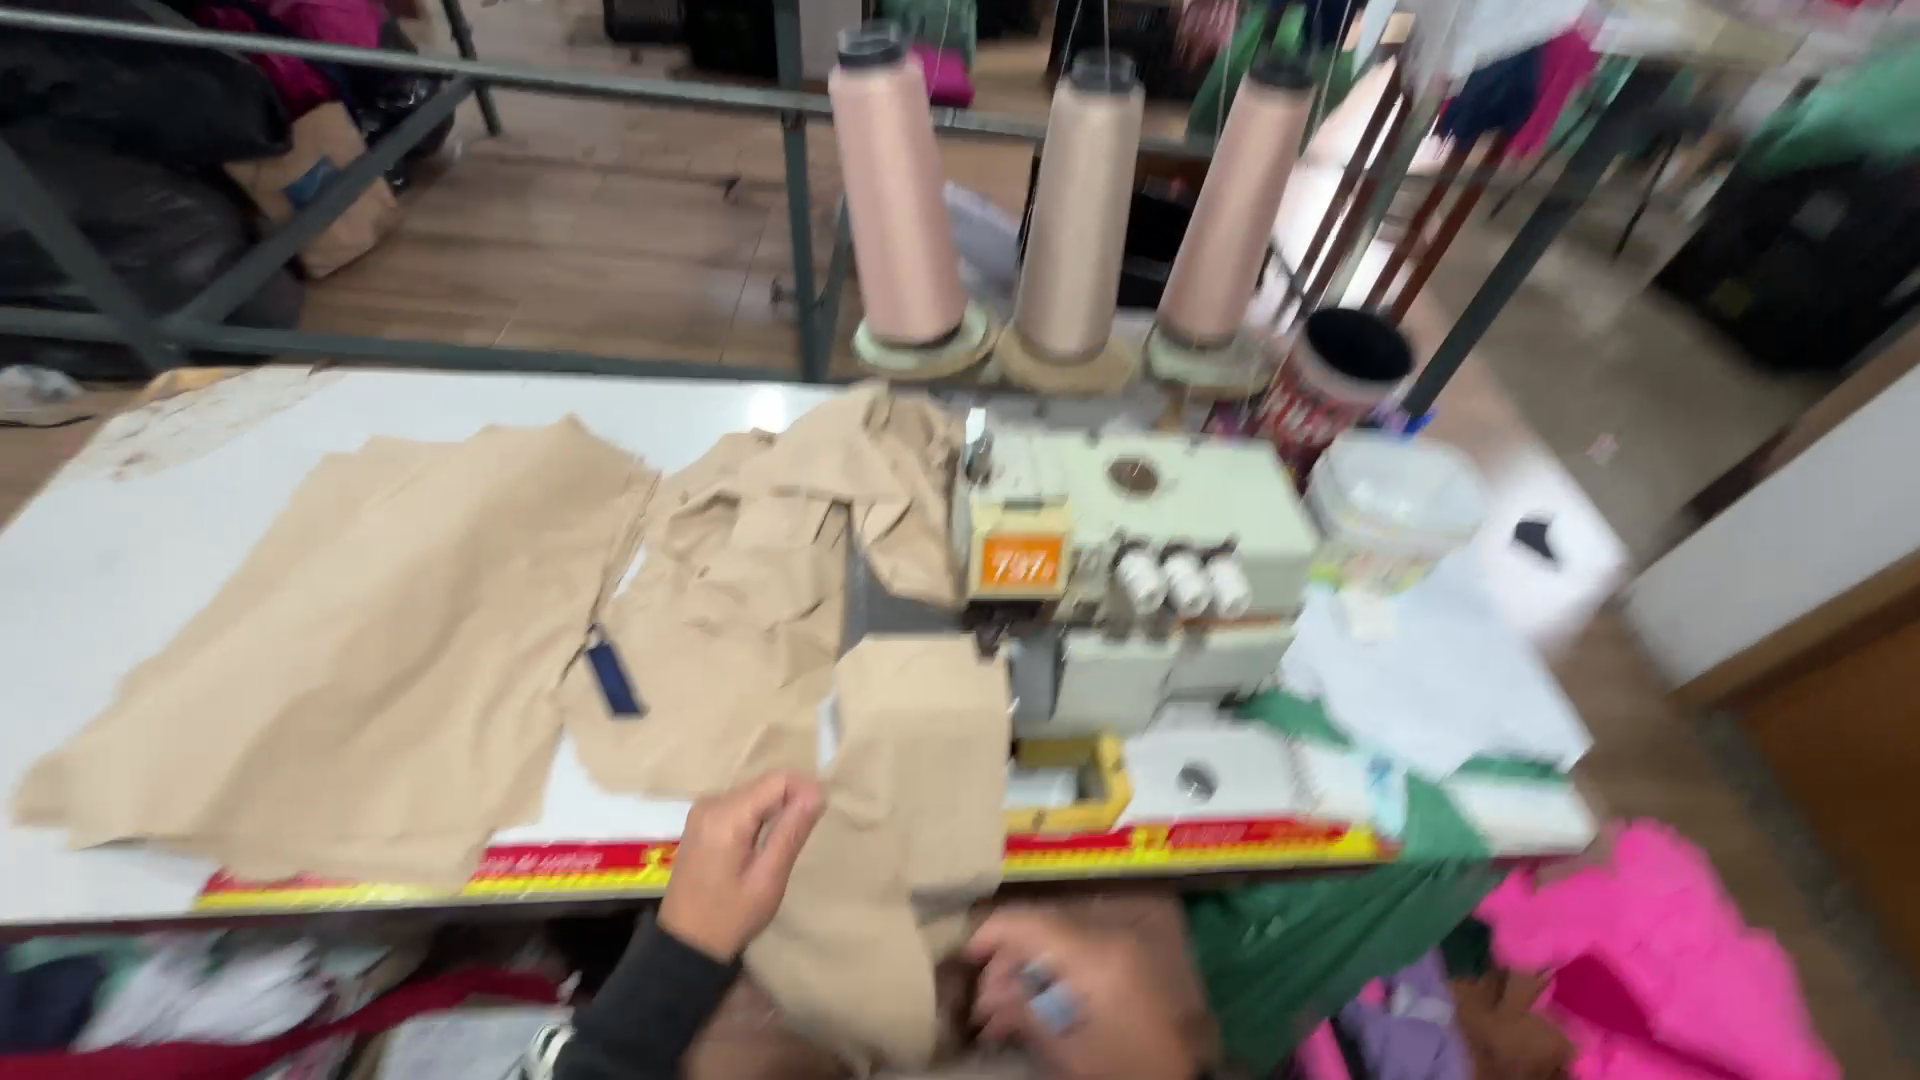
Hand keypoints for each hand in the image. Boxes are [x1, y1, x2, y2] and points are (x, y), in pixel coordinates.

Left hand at [658, 770, 825, 961]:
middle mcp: (711, 802)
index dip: (806, 790)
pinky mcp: (702, 819)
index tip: (819, 816)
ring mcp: (703, 809)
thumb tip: (818, 792)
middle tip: (802, 836)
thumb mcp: (768, 879)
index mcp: (726, 816)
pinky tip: (763, 843)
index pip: (778, 779)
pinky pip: (742, 803)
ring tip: (784, 842)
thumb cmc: (729, 917)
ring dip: (776, 808)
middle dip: (791, 800)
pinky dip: (760, 815)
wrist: (685, 945)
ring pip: (755, 791)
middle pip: (766, 783)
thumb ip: (791, 831)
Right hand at [966, 910, 1196, 1079]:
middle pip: (1041, 929)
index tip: (965, 958)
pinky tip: (1034, 1008)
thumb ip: (1023, 1012)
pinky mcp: (1128, 963)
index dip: (992, 932)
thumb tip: (987, 993)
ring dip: (1027, 969)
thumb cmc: (1123, 1073)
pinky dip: (1052, 974)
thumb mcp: (1067, 1053)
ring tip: (1003, 1016)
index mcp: (1095, 956)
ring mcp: (1122, 948)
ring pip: (1056, 941)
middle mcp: (1109, 939)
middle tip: (984, 1008)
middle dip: (1007, 962)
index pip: (1031, 922)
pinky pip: (1078, 954)